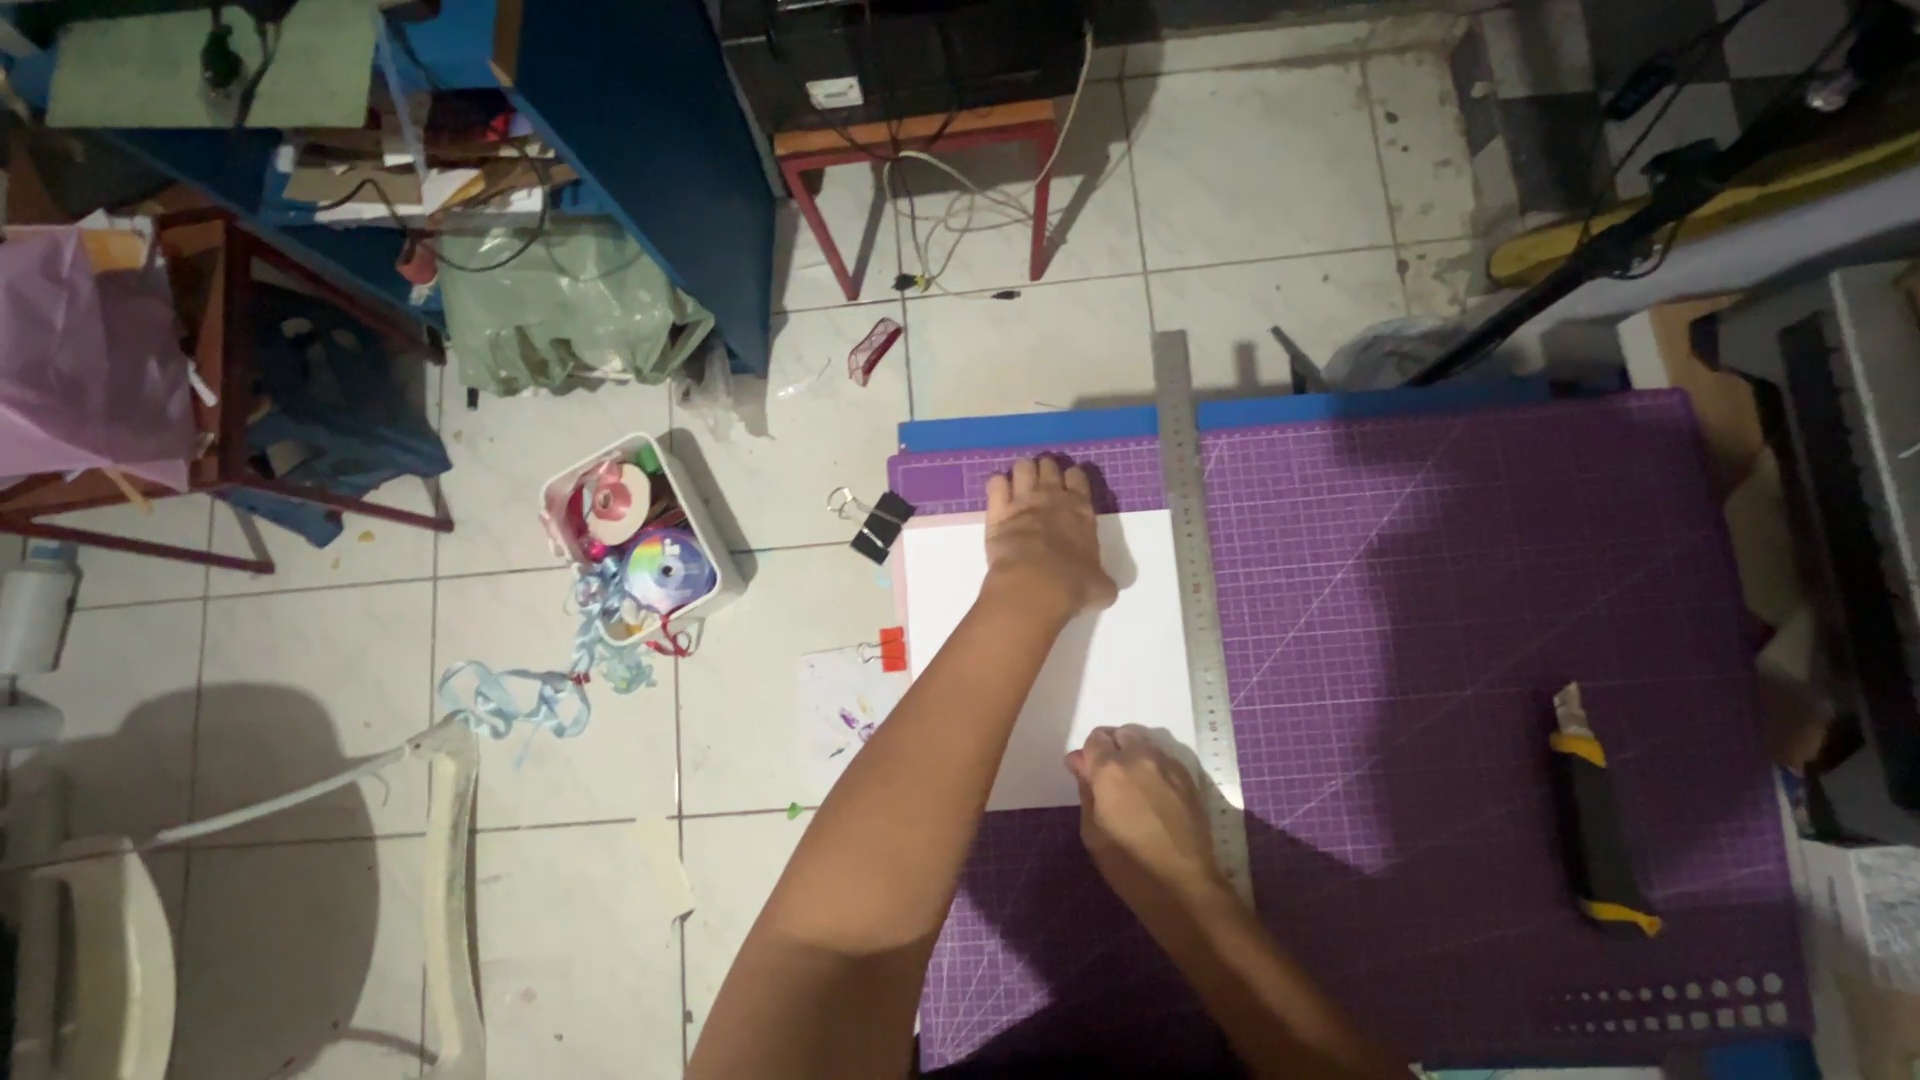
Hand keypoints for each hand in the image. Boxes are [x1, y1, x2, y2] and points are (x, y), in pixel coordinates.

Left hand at [982, 457, 1116, 622]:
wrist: (1035, 585)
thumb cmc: (1073, 585)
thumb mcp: (1101, 585)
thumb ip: (1102, 579)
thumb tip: (1104, 587)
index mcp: (1081, 510)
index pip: (1078, 477)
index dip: (1073, 477)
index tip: (1070, 484)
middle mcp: (1053, 498)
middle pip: (1049, 467)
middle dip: (1046, 471)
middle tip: (1043, 485)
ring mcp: (1023, 501)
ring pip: (1022, 467)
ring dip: (1022, 473)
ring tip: (1021, 485)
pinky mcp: (997, 512)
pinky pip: (995, 483)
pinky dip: (997, 485)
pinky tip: (999, 494)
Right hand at [1066, 725, 1228, 912]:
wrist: (1183, 884)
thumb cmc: (1128, 864)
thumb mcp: (1092, 831)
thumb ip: (1086, 789)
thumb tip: (1079, 763)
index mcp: (1110, 769)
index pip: (1095, 739)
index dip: (1088, 754)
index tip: (1086, 773)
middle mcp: (1140, 757)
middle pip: (1123, 733)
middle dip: (1113, 747)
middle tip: (1109, 776)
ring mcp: (1168, 766)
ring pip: (1146, 743)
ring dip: (1135, 754)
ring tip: (1133, 784)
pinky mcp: (1189, 779)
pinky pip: (1165, 759)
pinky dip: (1154, 766)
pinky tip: (1154, 793)